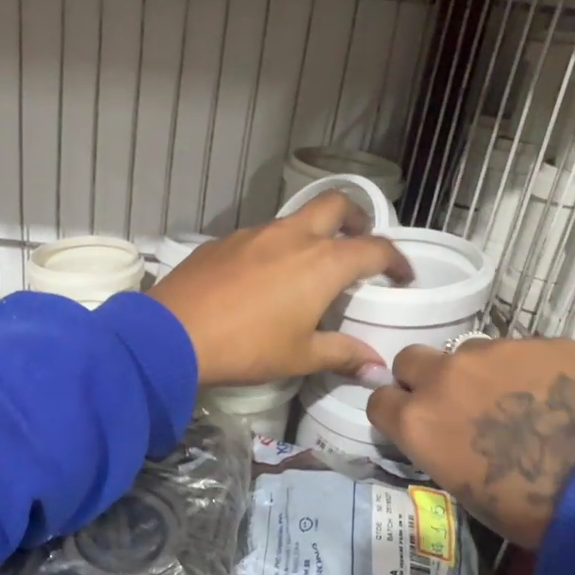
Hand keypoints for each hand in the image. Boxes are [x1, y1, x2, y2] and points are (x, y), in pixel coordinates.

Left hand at [149, 192, 412, 385]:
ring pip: (293, 219)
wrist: (173, 333)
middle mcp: (293, 235)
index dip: (396, 260)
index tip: (402, 276)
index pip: (374, 248)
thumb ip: (342, 355)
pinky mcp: (222, 241)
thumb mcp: (300, 356)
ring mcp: (254, 233)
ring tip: (308, 266)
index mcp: (323, 262)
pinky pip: (258, 236)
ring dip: (311, 233)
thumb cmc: (247, 347)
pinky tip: (260, 278)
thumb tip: (377, 369)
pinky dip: (273, 248)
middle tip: (359, 245)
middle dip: (356, 219)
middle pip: (336, 205)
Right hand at [367, 338, 574, 547]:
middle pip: (411, 360)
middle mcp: (445, 378)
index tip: (413, 425)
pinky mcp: (543, 340)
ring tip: (515, 402)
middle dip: (424, 379)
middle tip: (455, 406)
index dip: (394, 412)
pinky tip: (557, 395)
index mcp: (418, 422)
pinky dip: (527, 369)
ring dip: (478, 373)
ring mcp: (495, 352)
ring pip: (468, 352)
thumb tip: (450, 441)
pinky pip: (520, 350)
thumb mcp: (469, 493)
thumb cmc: (536, 508)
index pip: (378, 401)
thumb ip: (443, 453)